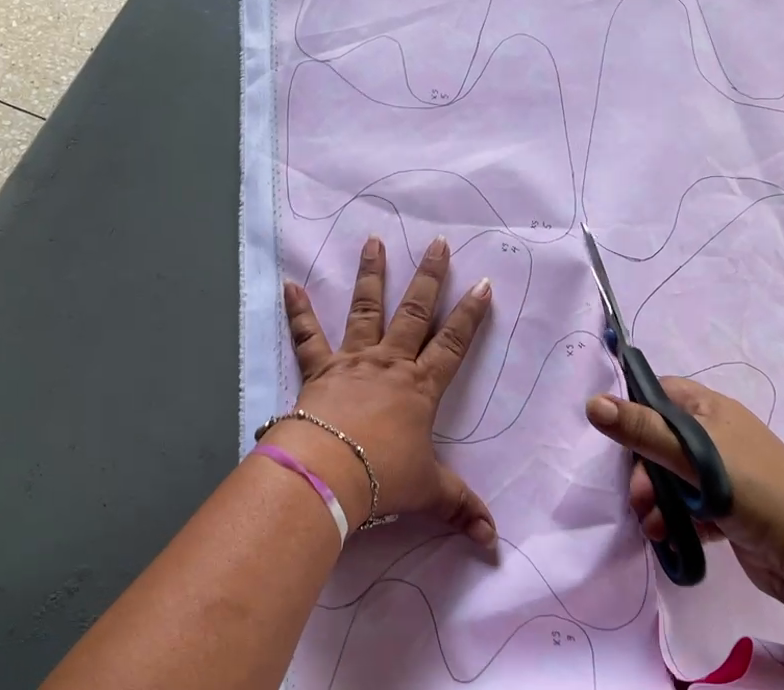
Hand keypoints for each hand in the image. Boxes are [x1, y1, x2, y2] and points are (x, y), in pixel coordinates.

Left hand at [270, 234, 497, 547]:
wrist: (328, 472)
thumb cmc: (383, 478)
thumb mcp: (429, 493)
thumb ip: (461, 509)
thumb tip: (495, 543)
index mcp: (420, 387)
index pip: (453, 343)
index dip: (470, 314)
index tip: (482, 284)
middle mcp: (389, 363)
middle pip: (414, 312)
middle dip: (429, 277)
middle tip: (438, 243)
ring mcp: (352, 361)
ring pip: (366, 310)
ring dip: (371, 275)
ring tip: (373, 241)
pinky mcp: (318, 369)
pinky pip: (308, 335)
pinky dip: (298, 310)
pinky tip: (289, 284)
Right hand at [585, 377, 783, 599]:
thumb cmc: (750, 487)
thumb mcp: (690, 454)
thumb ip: (640, 430)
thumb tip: (592, 402)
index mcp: (711, 410)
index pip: (661, 393)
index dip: (634, 409)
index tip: (614, 435)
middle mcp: (717, 436)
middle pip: (660, 441)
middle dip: (642, 470)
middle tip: (637, 498)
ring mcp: (725, 474)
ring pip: (672, 479)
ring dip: (655, 501)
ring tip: (653, 526)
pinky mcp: (729, 510)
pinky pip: (689, 508)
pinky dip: (676, 520)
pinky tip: (669, 538)